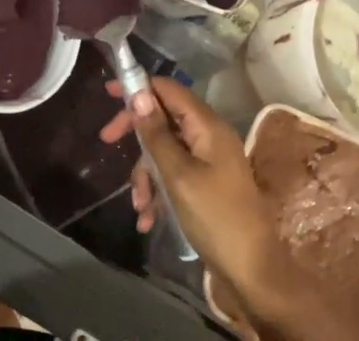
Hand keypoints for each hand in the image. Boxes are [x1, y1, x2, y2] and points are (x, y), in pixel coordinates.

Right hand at [99, 78, 284, 300]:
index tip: (109, 93)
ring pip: (165, 152)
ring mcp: (210, 161)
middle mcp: (210, 136)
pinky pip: (174, 175)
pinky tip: (148, 219)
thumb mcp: (179, 175)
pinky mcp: (207, 185)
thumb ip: (157, 134)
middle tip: (106, 141)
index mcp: (208, 126)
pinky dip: (159, 192)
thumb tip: (140, 95)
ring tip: (140, 206)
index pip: (170, 90)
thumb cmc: (215, 217)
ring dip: (146, 175)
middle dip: (137, 136)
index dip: (140, 87)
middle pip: (164, 120)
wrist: (252, 270)